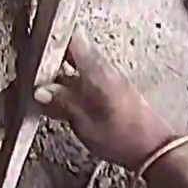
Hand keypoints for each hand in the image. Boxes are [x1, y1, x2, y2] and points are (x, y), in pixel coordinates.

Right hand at [34, 34, 180, 170]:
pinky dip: (70, 86)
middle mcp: (104, 70)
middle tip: (32, 68)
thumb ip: (62, 102)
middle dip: (52, 56)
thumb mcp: (85, 123)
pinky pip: (86, 80)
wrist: (155, 151)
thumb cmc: (123, 138)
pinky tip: (60, 102)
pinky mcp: (111, 91)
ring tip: (41, 88)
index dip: (53, 36)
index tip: (35, 42)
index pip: (73, 39)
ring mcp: (108, 80)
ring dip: (59, 73)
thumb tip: (39, 90)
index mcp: (97, 72)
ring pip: (78, 66)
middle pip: (74, 50)